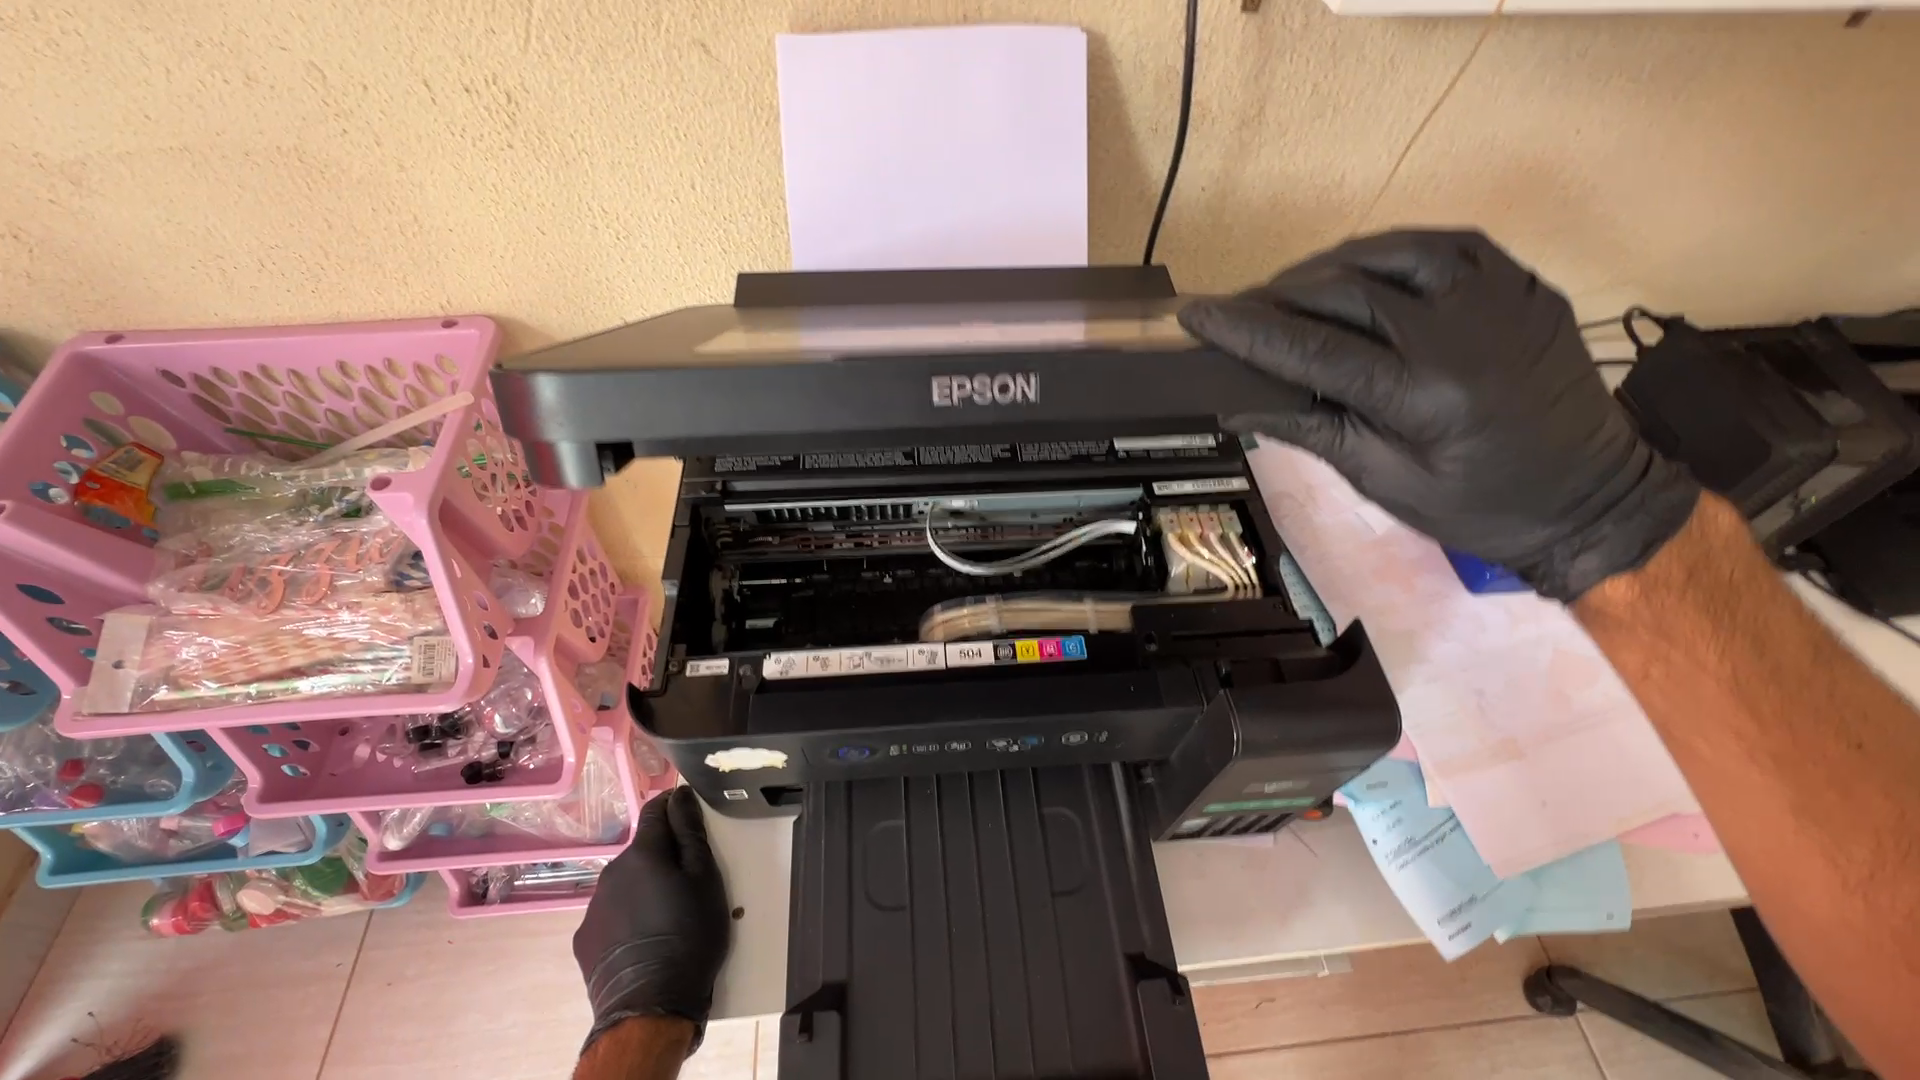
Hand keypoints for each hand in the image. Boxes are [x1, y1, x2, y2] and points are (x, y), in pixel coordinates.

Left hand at [574, 786, 731, 1053]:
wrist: (650, 1005)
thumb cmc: (690, 935)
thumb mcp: (706, 879)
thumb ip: (691, 833)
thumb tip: (680, 795)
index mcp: (642, 853)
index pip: (656, 809)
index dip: (675, 805)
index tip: (692, 813)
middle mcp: (611, 872)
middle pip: (643, 850)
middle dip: (664, 855)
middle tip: (691, 880)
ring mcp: (593, 907)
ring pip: (627, 883)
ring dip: (646, 887)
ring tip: (669, 915)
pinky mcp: (585, 940)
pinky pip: (613, 914)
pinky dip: (629, 916)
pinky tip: (646, 939)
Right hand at [1180, 229, 1699, 600]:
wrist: (1591, 498)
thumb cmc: (1479, 507)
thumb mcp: (1386, 482)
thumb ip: (1314, 431)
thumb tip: (1239, 404)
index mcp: (1422, 396)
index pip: (1310, 348)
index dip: (1246, 329)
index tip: (1194, 314)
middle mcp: (1459, 331)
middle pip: (1342, 291)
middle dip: (1277, 296)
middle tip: (1238, 308)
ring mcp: (1498, 296)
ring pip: (1389, 253)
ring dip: (1328, 266)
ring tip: (1291, 288)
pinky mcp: (1522, 282)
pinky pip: (1443, 244)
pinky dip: (1389, 250)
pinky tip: (1361, 268)